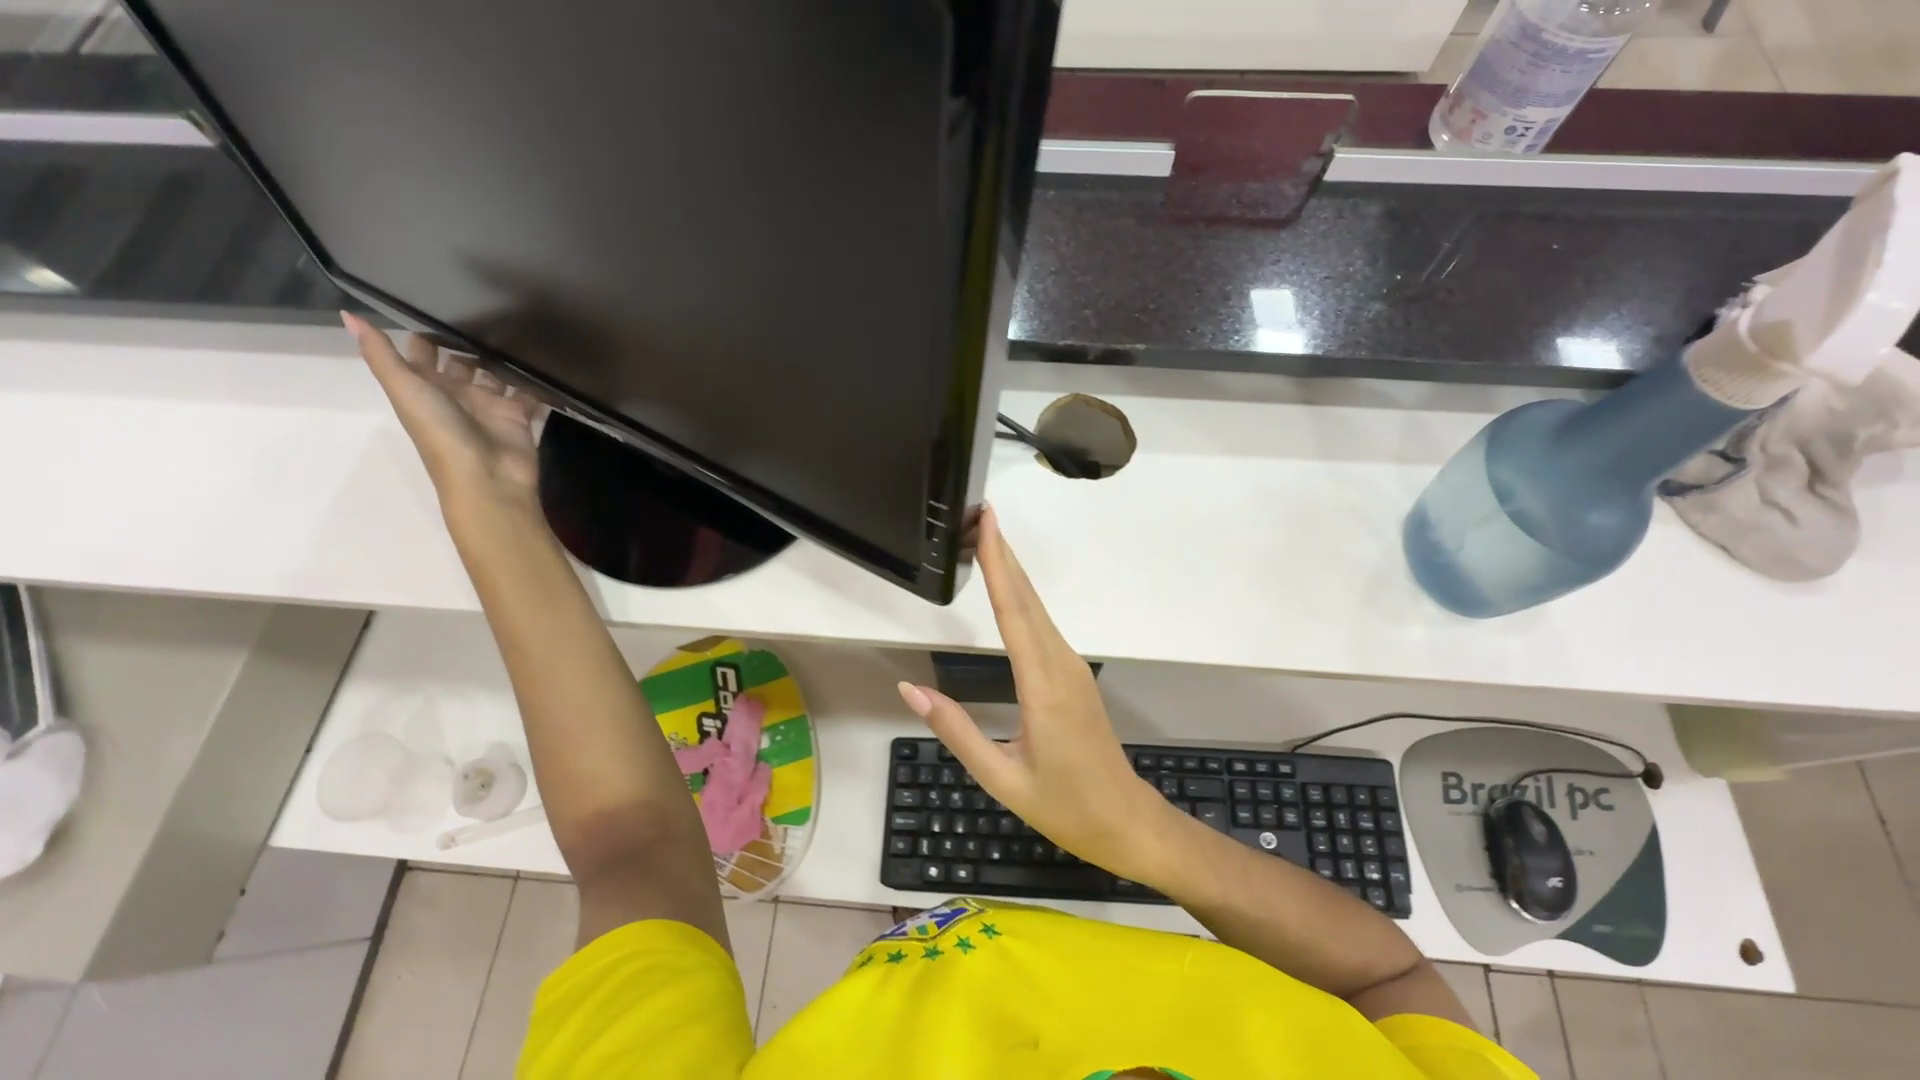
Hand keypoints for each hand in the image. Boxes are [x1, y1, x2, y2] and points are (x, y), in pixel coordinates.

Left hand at [344, 312, 544, 507]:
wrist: (487, 479)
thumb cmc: (441, 434)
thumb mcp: (405, 390)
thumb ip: (381, 355)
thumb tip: (347, 315)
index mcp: (425, 387)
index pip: (423, 350)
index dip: (427, 328)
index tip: (441, 298)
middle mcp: (456, 393)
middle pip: (462, 358)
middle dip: (470, 336)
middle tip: (488, 304)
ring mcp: (489, 404)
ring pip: (496, 372)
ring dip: (504, 353)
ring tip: (520, 321)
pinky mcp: (519, 414)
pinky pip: (528, 391)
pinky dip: (537, 378)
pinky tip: (546, 353)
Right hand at [896, 506, 1176, 882]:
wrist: (1126, 821)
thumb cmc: (1065, 806)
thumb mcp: (1002, 778)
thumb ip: (956, 731)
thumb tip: (910, 691)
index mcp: (1043, 687)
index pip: (1015, 613)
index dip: (999, 565)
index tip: (986, 523)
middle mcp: (1062, 666)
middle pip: (1029, 600)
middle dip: (1005, 554)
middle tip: (980, 514)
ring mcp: (1073, 669)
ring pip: (1039, 611)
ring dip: (1014, 574)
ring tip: (987, 541)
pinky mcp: (1075, 677)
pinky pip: (1045, 629)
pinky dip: (1024, 601)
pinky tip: (1010, 593)